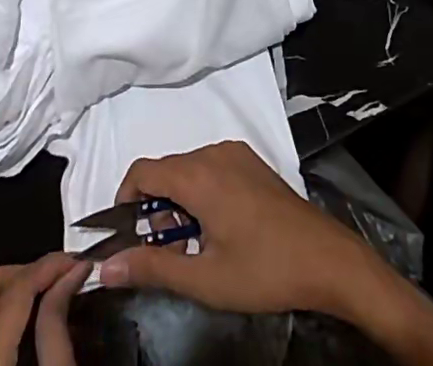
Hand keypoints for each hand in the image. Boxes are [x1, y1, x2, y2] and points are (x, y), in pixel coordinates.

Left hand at [0, 253, 89, 365]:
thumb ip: (57, 329)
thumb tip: (72, 273)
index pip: (13, 294)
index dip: (48, 267)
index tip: (79, 261)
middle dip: (28, 270)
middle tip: (64, 274)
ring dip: (17, 285)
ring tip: (52, 289)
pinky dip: (5, 306)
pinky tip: (31, 313)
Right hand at [96, 140, 388, 318]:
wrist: (327, 259)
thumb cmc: (264, 269)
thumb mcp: (203, 278)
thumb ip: (151, 267)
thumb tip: (105, 267)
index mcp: (200, 176)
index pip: (143, 171)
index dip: (125, 201)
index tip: (126, 237)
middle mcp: (217, 154)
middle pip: (166, 172)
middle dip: (156, 211)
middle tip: (172, 253)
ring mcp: (239, 155)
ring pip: (189, 171)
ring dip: (180, 204)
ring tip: (198, 247)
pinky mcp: (254, 163)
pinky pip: (212, 168)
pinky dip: (202, 193)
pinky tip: (220, 229)